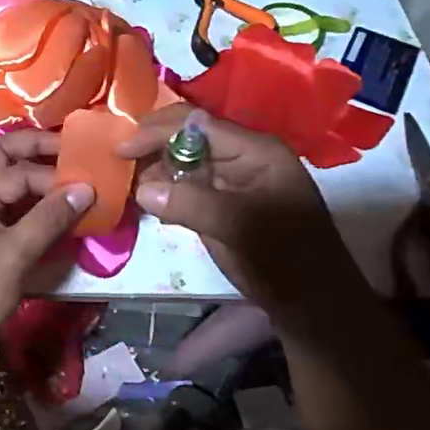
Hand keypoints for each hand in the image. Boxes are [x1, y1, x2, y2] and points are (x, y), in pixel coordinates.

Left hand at [0, 131, 92, 385]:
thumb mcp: (16, 255)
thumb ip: (51, 218)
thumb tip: (87, 187)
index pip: (20, 171)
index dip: (55, 176)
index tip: (88, 184)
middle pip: (4, 154)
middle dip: (38, 147)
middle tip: (73, 151)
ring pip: (7, 175)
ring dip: (37, 169)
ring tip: (71, 173)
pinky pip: (11, 201)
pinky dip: (35, 197)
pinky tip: (58, 205)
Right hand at [117, 106, 368, 314]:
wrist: (312, 304)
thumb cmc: (285, 260)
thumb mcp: (241, 228)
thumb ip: (193, 204)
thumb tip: (143, 188)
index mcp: (255, 150)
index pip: (198, 125)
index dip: (157, 130)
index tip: (121, 147)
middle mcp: (242, 158)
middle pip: (189, 138)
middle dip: (152, 147)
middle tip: (117, 162)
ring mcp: (232, 181)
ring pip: (185, 162)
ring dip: (155, 170)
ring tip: (124, 182)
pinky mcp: (223, 204)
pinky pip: (188, 187)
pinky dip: (165, 191)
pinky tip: (143, 200)